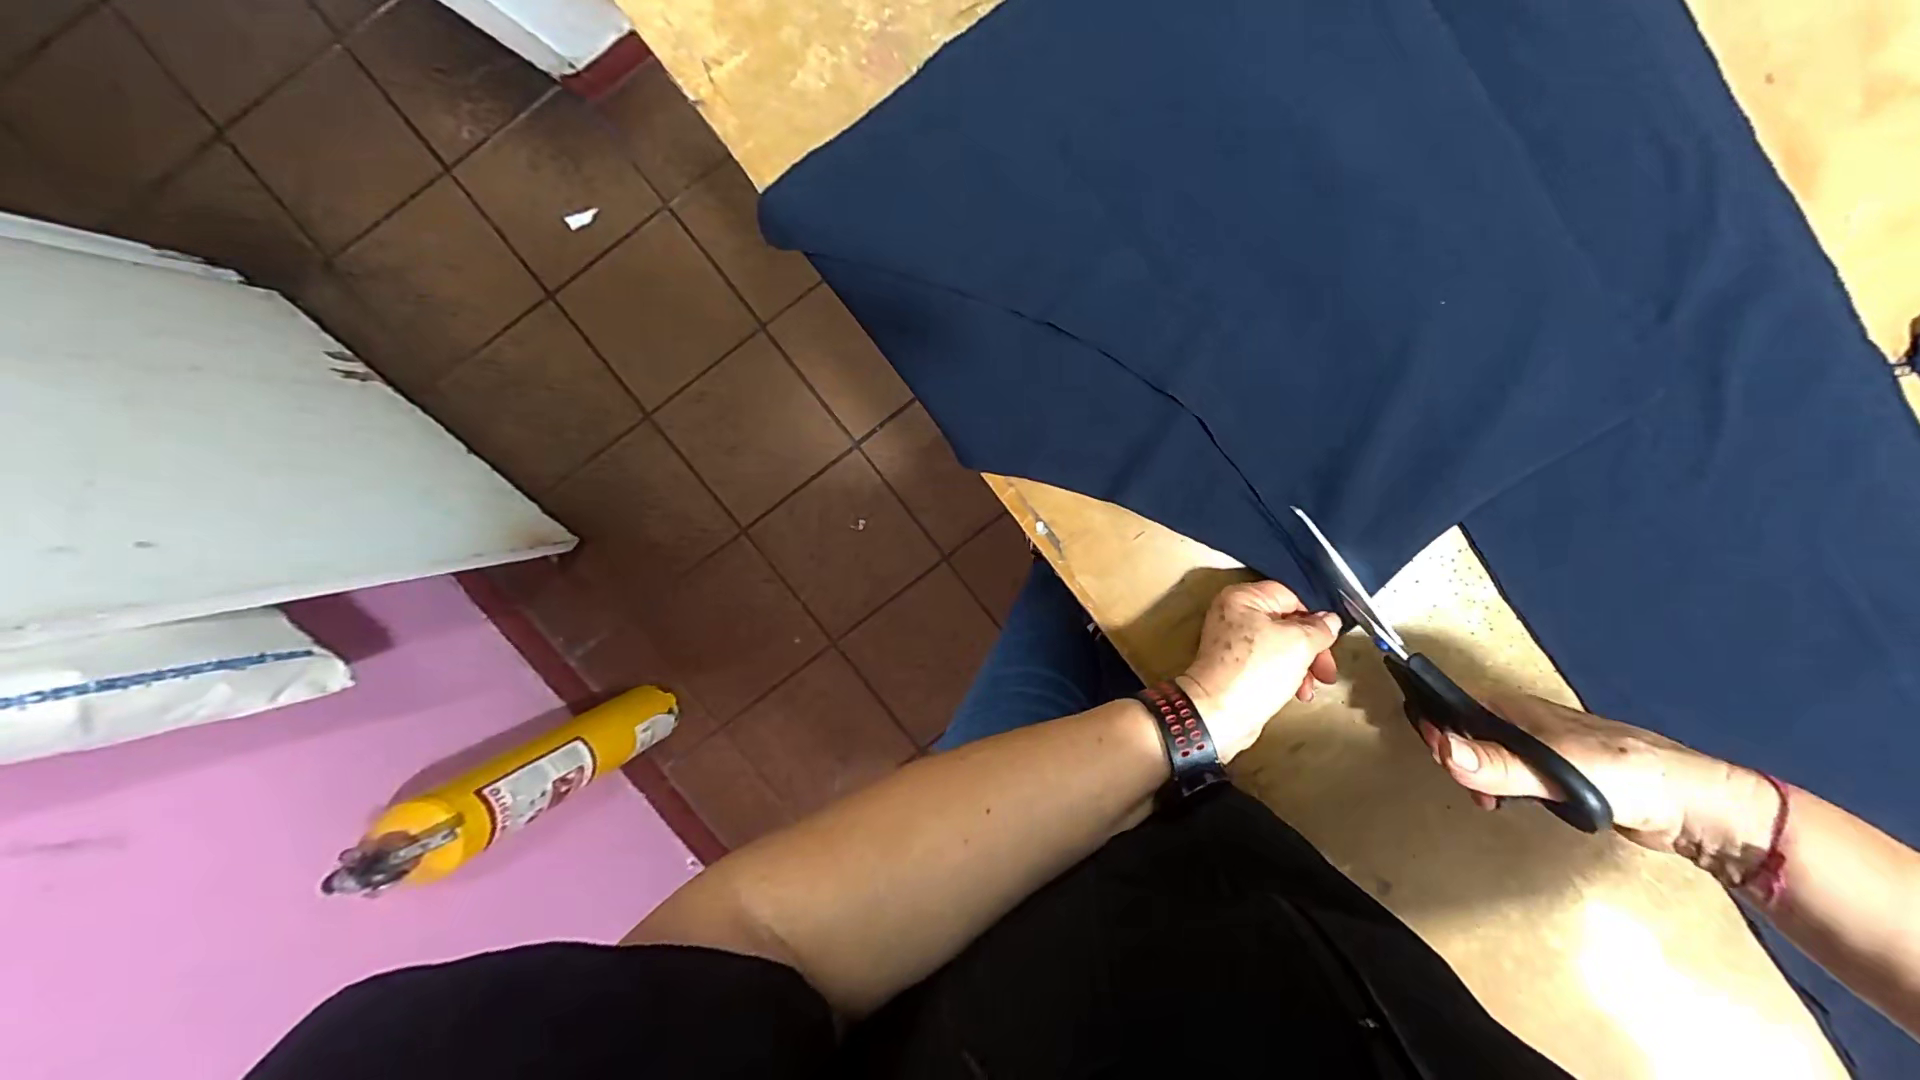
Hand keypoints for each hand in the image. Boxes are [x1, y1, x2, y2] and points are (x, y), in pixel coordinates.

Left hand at [1178, 580, 1340, 761]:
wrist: (1221, 712)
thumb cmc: (1253, 672)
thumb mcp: (1299, 643)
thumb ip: (1318, 628)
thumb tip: (1329, 621)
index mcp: (1242, 597)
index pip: (1290, 596)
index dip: (1314, 617)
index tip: (1329, 637)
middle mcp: (1233, 614)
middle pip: (1287, 622)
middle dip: (1312, 647)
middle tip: (1326, 667)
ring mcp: (1233, 641)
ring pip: (1281, 645)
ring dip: (1303, 664)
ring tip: (1312, 685)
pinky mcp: (1236, 665)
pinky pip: (1269, 663)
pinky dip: (1287, 674)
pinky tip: (1299, 692)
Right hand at [1416, 693, 1779, 882]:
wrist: (1703, 810)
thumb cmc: (1631, 777)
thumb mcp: (1556, 770)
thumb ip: (1498, 765)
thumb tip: (1441, 750)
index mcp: (1516, 707)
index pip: (1452, 706)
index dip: (1435, 727)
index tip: (1438, 758)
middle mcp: (1522, 720)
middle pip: (1464, 730)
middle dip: (1456, 757)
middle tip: (1470, 788)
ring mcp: (1540, 744)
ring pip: (1485, 752)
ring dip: (1477, 775)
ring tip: (1488, 800)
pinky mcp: (1556, 770)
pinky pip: (1510, 771)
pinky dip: (1502, 786)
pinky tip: (1514, 803)